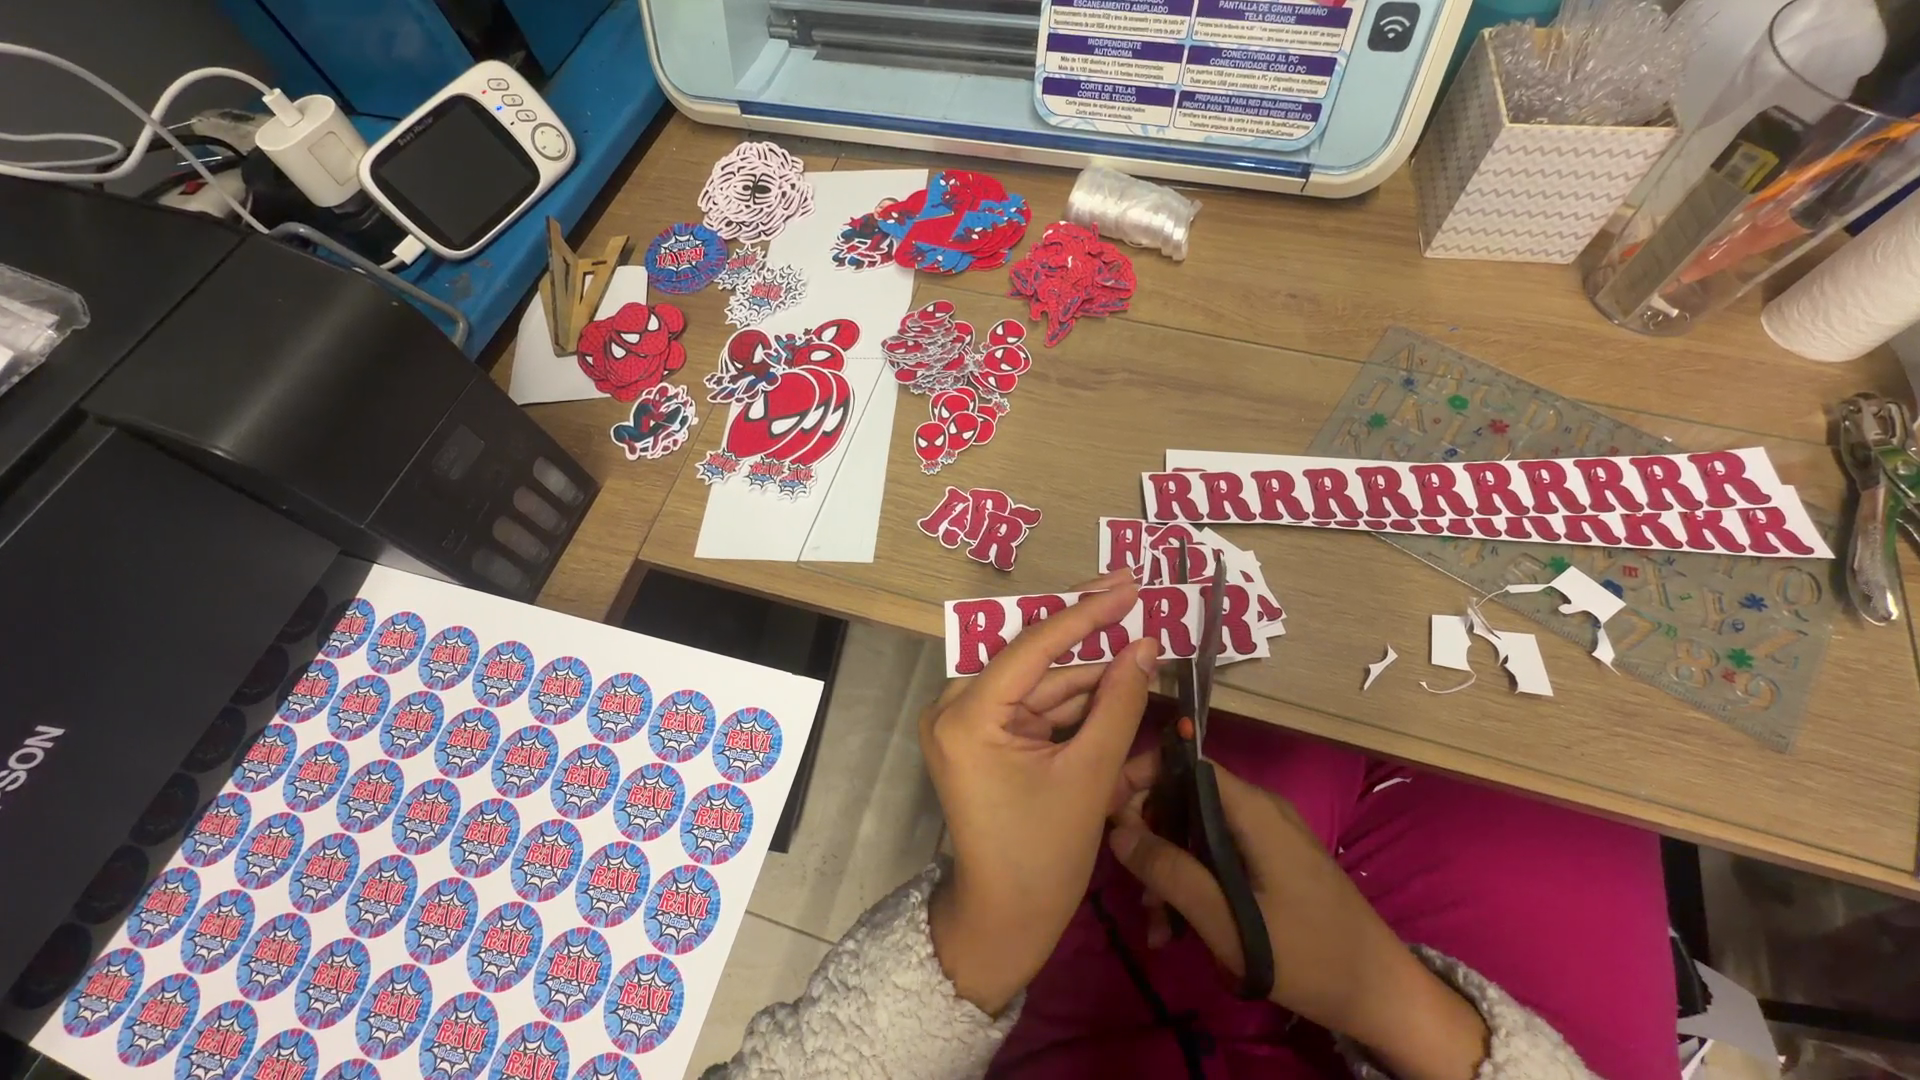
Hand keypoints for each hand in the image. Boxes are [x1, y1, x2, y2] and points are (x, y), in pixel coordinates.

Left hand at [923, 570, 1160, 1015]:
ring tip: (1142, 647)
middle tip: (1134, 592)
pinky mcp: (984, 736)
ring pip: (1041, 682)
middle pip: (1036, 658)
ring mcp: (968, 721)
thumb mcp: (1089, 775)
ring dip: (1091, 673)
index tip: (1129, 583)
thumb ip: (1118, 704)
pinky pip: (1036, 707)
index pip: (1034, 646)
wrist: (1005, 921)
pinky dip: (1077, 704)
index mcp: (968, 714)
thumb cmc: (1043, 856)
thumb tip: (1146, 646)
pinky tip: (1119, 686)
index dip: (1087, 611)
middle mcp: (957, 706)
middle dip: (1090, 635)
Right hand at [1108, 756, 1488, 1079]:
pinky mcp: (1270, 863)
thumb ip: (1171, 873)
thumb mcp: (1229, 922)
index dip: (1141, 777)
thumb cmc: (1309, 955)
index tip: (1109, 813)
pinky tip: (1178, 930)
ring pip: (1196, 834)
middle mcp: (1258, 810)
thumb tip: (1117, 831)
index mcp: (1252, 810)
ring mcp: (1265, 837)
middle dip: (1151, 839)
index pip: (1185, 763)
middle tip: (1134, 889)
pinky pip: (1217, 857)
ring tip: (1157, 926)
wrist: (1383, 996)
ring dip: (1169, 872)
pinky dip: (1194, 884)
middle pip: (1185, 800)